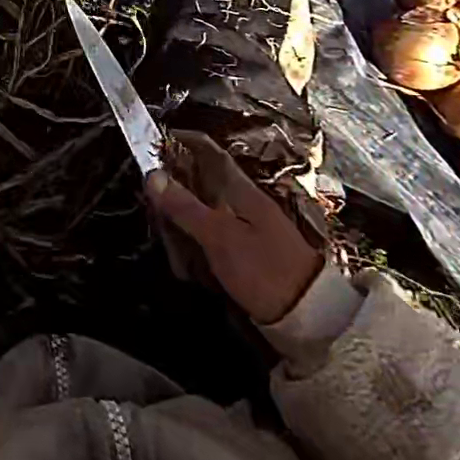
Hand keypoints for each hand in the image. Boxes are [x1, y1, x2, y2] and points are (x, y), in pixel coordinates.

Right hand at [146, 131, 322, 323]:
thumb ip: (185, 206)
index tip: (150, 147)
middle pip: (197, 183)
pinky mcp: (245, 250)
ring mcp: (243, 225)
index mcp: (238, 188)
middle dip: (172, 198)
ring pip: (200, 212)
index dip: (180, 142)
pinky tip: (190, 271)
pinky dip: (196, 249)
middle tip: (156, 219)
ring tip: (178, 259)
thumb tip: (153, 174)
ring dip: (182, 230)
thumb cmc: (263, 270)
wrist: (309, 317)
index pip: (207, 150)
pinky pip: (209, 237)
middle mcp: (241, 200)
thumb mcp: (218, 237)